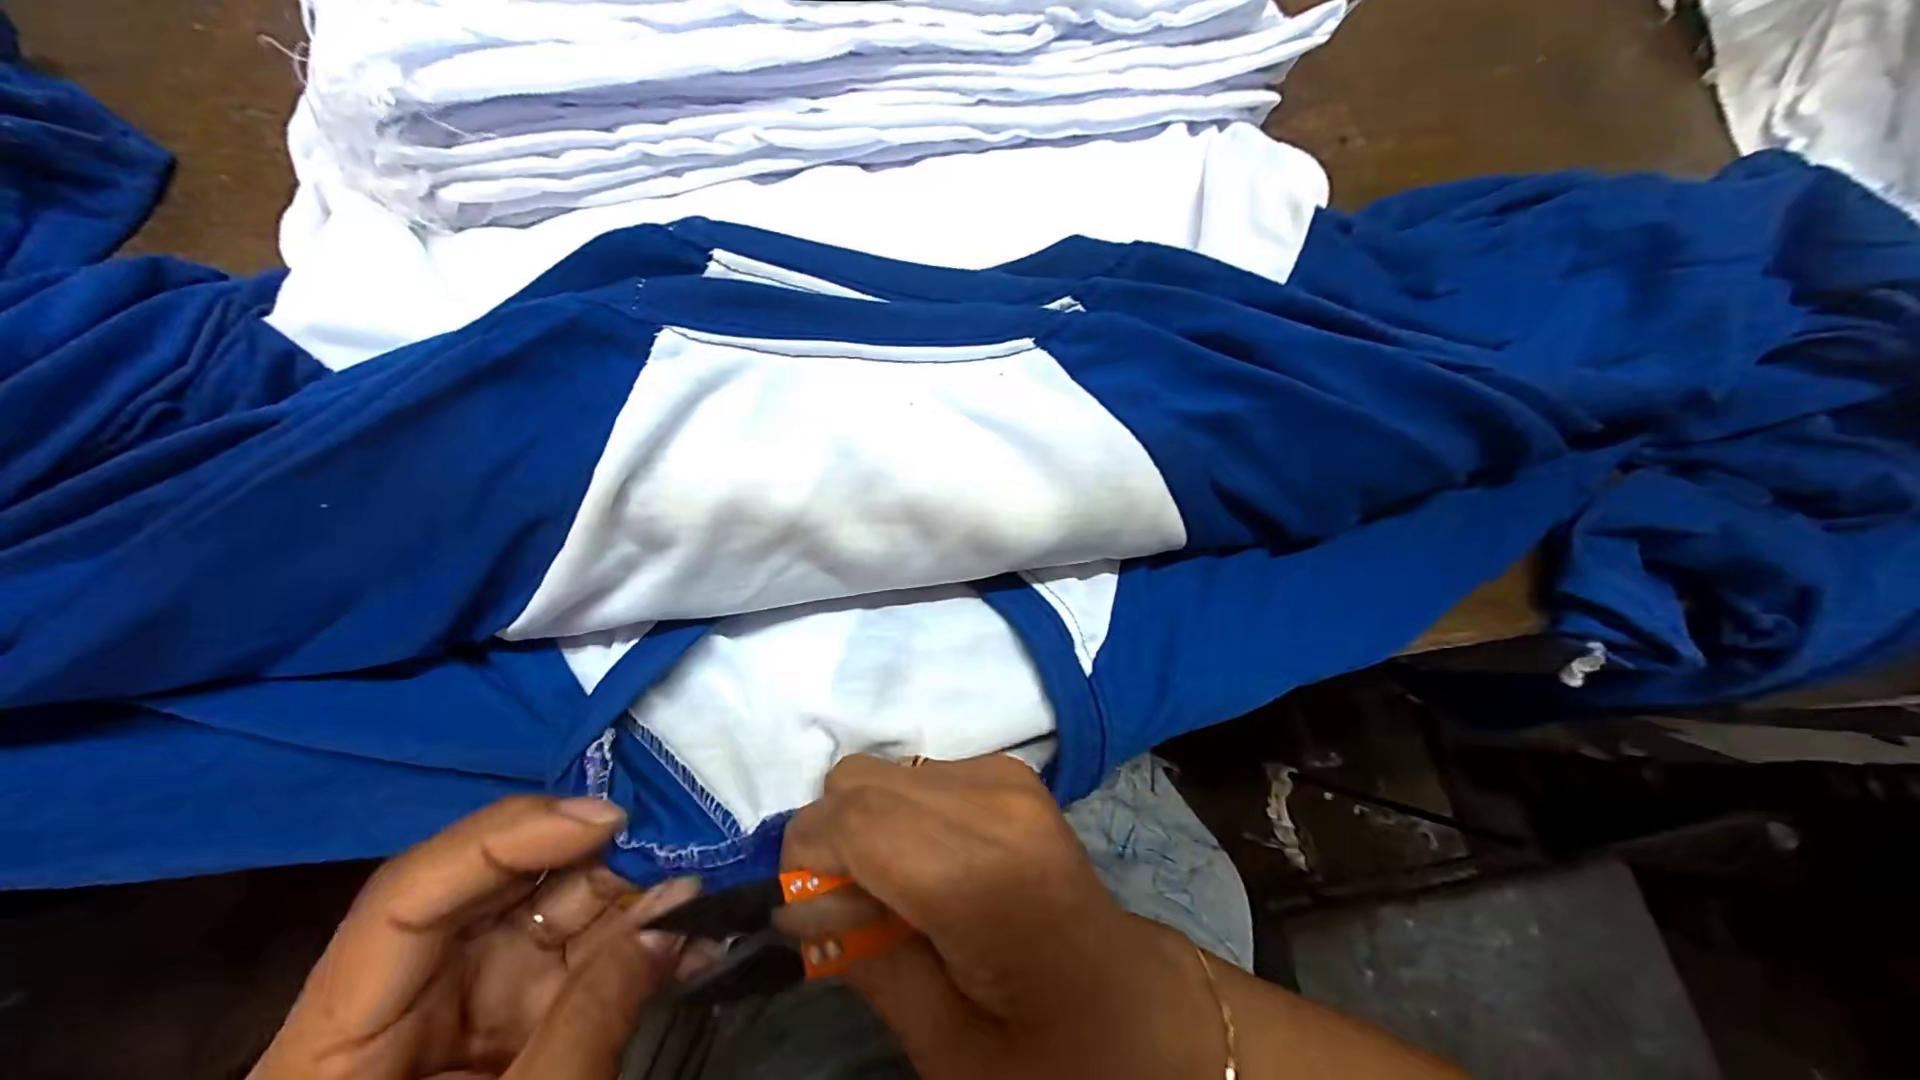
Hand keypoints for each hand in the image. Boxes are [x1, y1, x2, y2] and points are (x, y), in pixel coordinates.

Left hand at [251, 795, 702, 1079]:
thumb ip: (590, 1020)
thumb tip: (675, 914)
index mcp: (341, 1038)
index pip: (408, 897)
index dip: (506, 838)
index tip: (607, 820)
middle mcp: (409, 995)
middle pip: (491, 889)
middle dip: (590, 855)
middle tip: (675, 838)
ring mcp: (474, 1001)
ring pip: (553, 912)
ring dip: (634, 891)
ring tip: (704, 881)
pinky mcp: (527, 1013)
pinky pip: (588, 955)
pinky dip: (643, 938)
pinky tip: (695, 933)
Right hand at [775, 754, 1225, 1079]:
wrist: (1132, 999)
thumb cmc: (1048, 1048)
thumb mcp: (946, 1046)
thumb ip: (866, 962)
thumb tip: (798, 903)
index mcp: (984, 877)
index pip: (854, 820)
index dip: (807, 860)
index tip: (807, 917)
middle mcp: (996, 802)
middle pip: (858, 781)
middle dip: (829, 841)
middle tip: (851, 911)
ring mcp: (1006, 777)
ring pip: (880, 771)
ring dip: (864, 825)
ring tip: (895, 890)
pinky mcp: (1009, 771)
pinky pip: (915, 772)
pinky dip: (897, 812)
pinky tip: (928, 864)